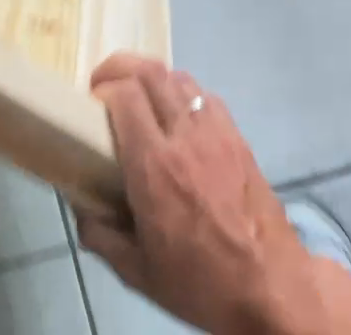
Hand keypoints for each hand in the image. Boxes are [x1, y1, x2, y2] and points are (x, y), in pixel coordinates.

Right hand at [77, 55, 323, 334]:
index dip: (103, 87)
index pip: (125, 96)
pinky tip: (176, 115)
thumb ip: (101, 235)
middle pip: (152, 73)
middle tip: (104, 84)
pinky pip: (205, 96)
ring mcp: (216, 132)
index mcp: (154, 168)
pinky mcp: (238, 136)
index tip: (89, 102)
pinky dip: (183, 92)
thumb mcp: (138, 272)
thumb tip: (81, 206)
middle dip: (121, 67)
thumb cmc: (200, 281)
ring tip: (138, 97)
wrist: (270, 284)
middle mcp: (185, 138)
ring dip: (152, 78)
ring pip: (180, 78)